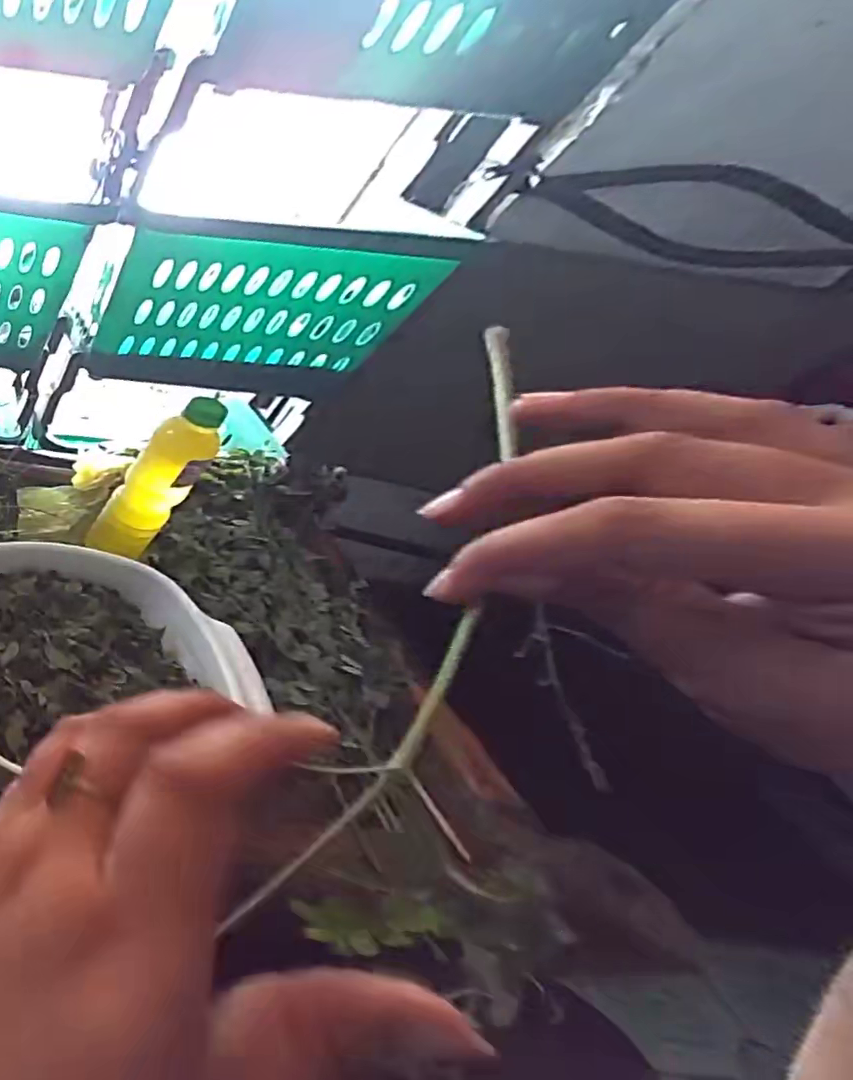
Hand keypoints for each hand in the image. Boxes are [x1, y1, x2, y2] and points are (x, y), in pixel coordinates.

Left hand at [0, 690, 493, 1079]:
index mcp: (129, 928)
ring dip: (144, 710)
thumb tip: (447, 1019)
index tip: (310, 732)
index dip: (252, 741)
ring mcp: (11, 841)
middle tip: (258, 720)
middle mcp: (64, 860)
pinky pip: (40, 759)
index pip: (188, 787)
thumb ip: (303, 1038)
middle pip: (127, 738)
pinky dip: (92, 733)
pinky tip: (115, 750)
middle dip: (199, 709)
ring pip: (79, 736)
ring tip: (198, 721)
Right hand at [421, 387, 852, 771]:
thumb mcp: (763, 690)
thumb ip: (638, 612)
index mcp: (851, 551)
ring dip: (597, 413)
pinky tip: (608, 411)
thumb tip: (516, 568)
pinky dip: (668, 407)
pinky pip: (756, 419)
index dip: (524, 547)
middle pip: (661, 457)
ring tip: (516, 413)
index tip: (450, 583)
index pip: (638, 528)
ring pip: (713, 414)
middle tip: (446, 510)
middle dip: (534, 480)